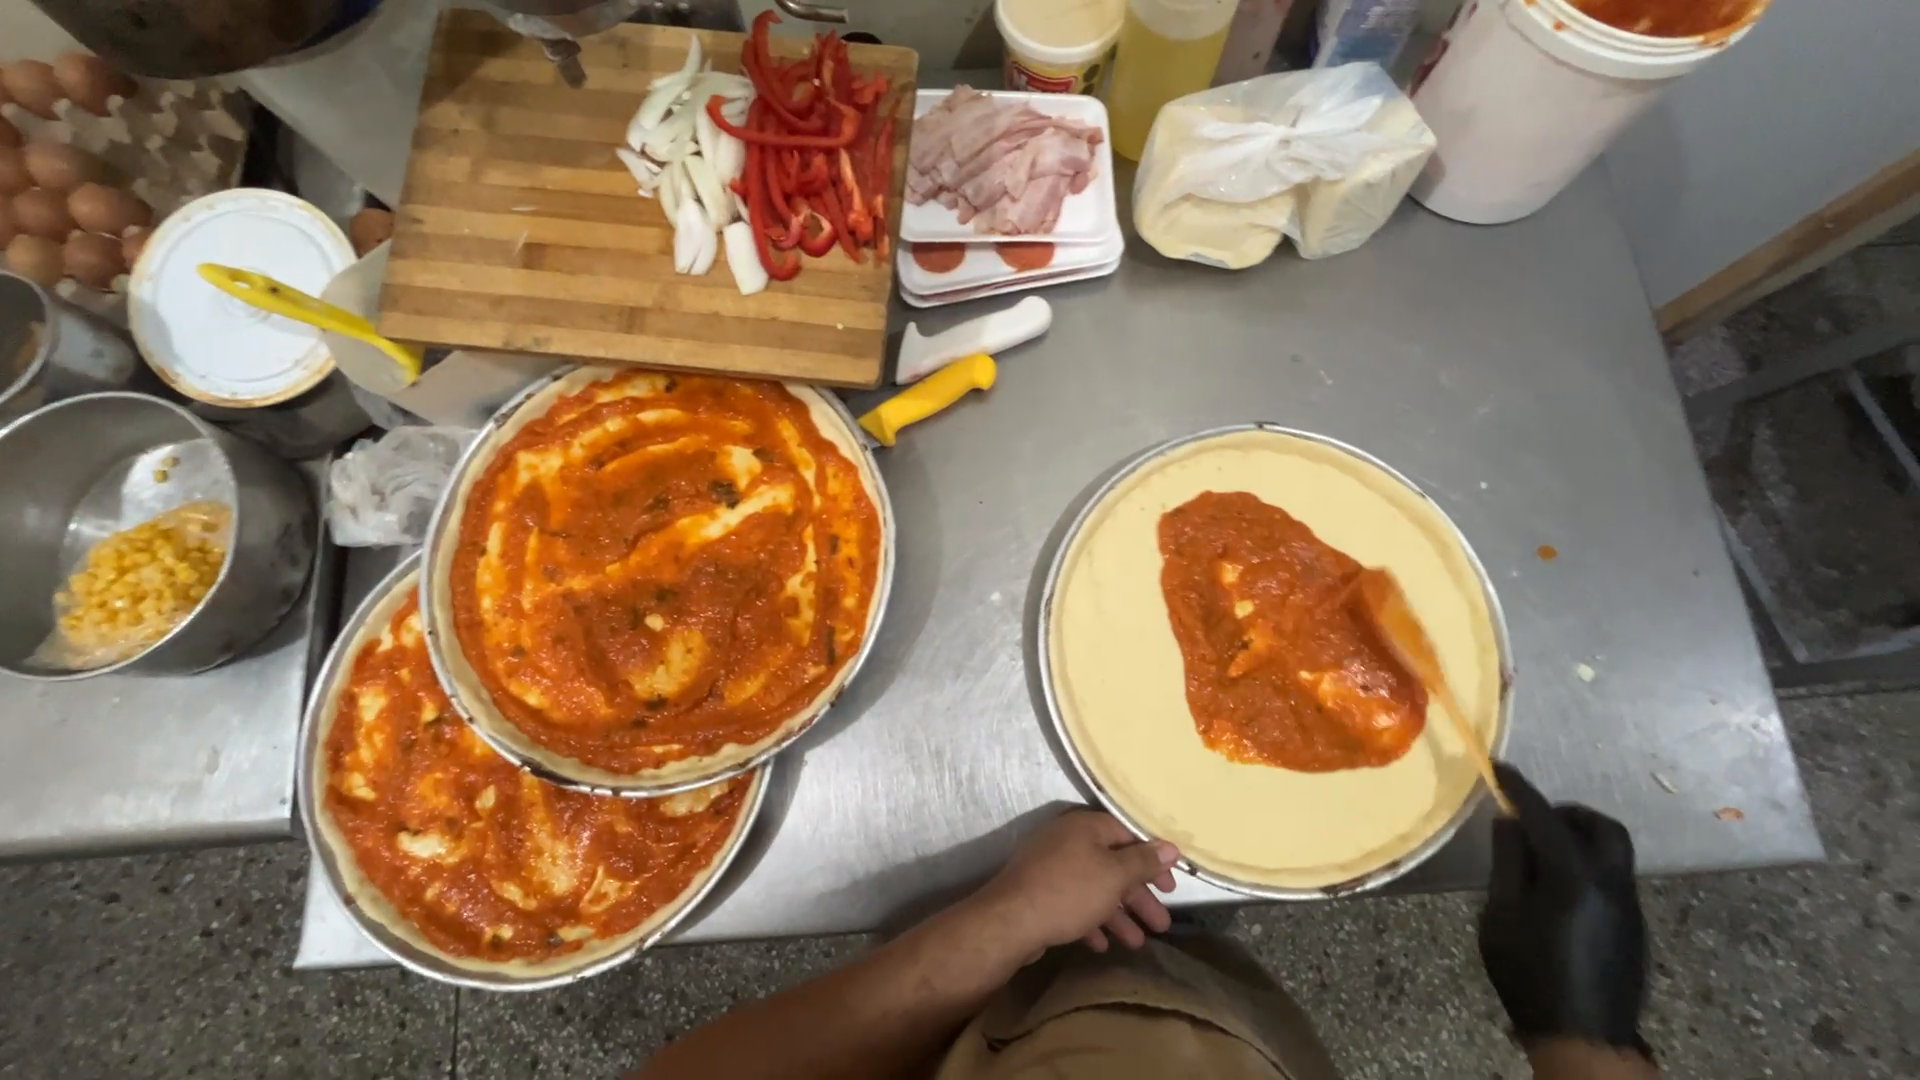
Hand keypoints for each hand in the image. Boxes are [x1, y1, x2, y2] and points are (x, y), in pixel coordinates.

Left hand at [975, 810, 1180, 954]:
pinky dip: (1090, 922)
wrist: (1011, 919)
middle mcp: (1068, 841)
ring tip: (1137, 943)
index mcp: (1086, 827)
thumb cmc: (1069, 891)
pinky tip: (1102, 945)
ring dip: (1118, 915)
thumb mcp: (1114, 875)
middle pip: (1112, 864)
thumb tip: (1170, 846)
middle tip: (1162, 924)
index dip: (1152, 858)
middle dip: (1138, 896)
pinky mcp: (1040, 893)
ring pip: (1095, 888)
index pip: (1127, 834)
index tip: (1171, 885)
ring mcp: (1051, 867)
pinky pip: (1073, 903)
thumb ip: (1143, 861)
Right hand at [1481, 764, 1649, 1055]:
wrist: (1582, 1035)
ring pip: (1613, 852)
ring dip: (1579, 838)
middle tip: (1533, 816)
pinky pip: (1612, 876)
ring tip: (1540, 852)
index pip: (1546, 816)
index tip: (1499, 767)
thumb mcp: (1502, 912)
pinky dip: (1585, 864)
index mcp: (1574, 877)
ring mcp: (1629, 906)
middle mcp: (1611, 883)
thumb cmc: (1529, 970)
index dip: (1520, 788)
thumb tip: (1509, 820)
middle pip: (1603, 829)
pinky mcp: (1632, 925)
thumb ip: (1509, 861)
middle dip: (1569, 813)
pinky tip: (1556, 887)